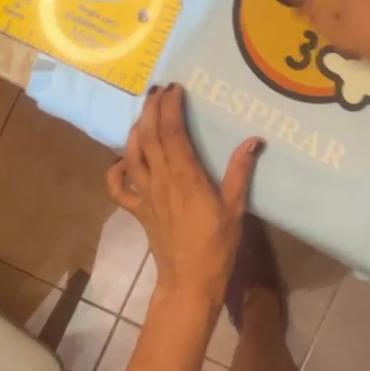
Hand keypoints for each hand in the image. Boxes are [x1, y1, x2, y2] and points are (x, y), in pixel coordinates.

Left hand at [106, 85, 261, 305]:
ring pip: (132, 155)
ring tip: (144, 114)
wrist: (189, 281)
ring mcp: (145, 195)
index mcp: (186, 176)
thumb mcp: (235, 208)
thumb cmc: (217, 246)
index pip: (173, 132)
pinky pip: (119, 188)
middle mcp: (161, 180)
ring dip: (135, 131)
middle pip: (149, 136)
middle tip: (158, 91)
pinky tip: (120, 160)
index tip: (175, 88)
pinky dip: (115, 171)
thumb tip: (254, 140)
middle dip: (151, 110)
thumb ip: (240, 172)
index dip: (171, 107)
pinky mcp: (138, 210)